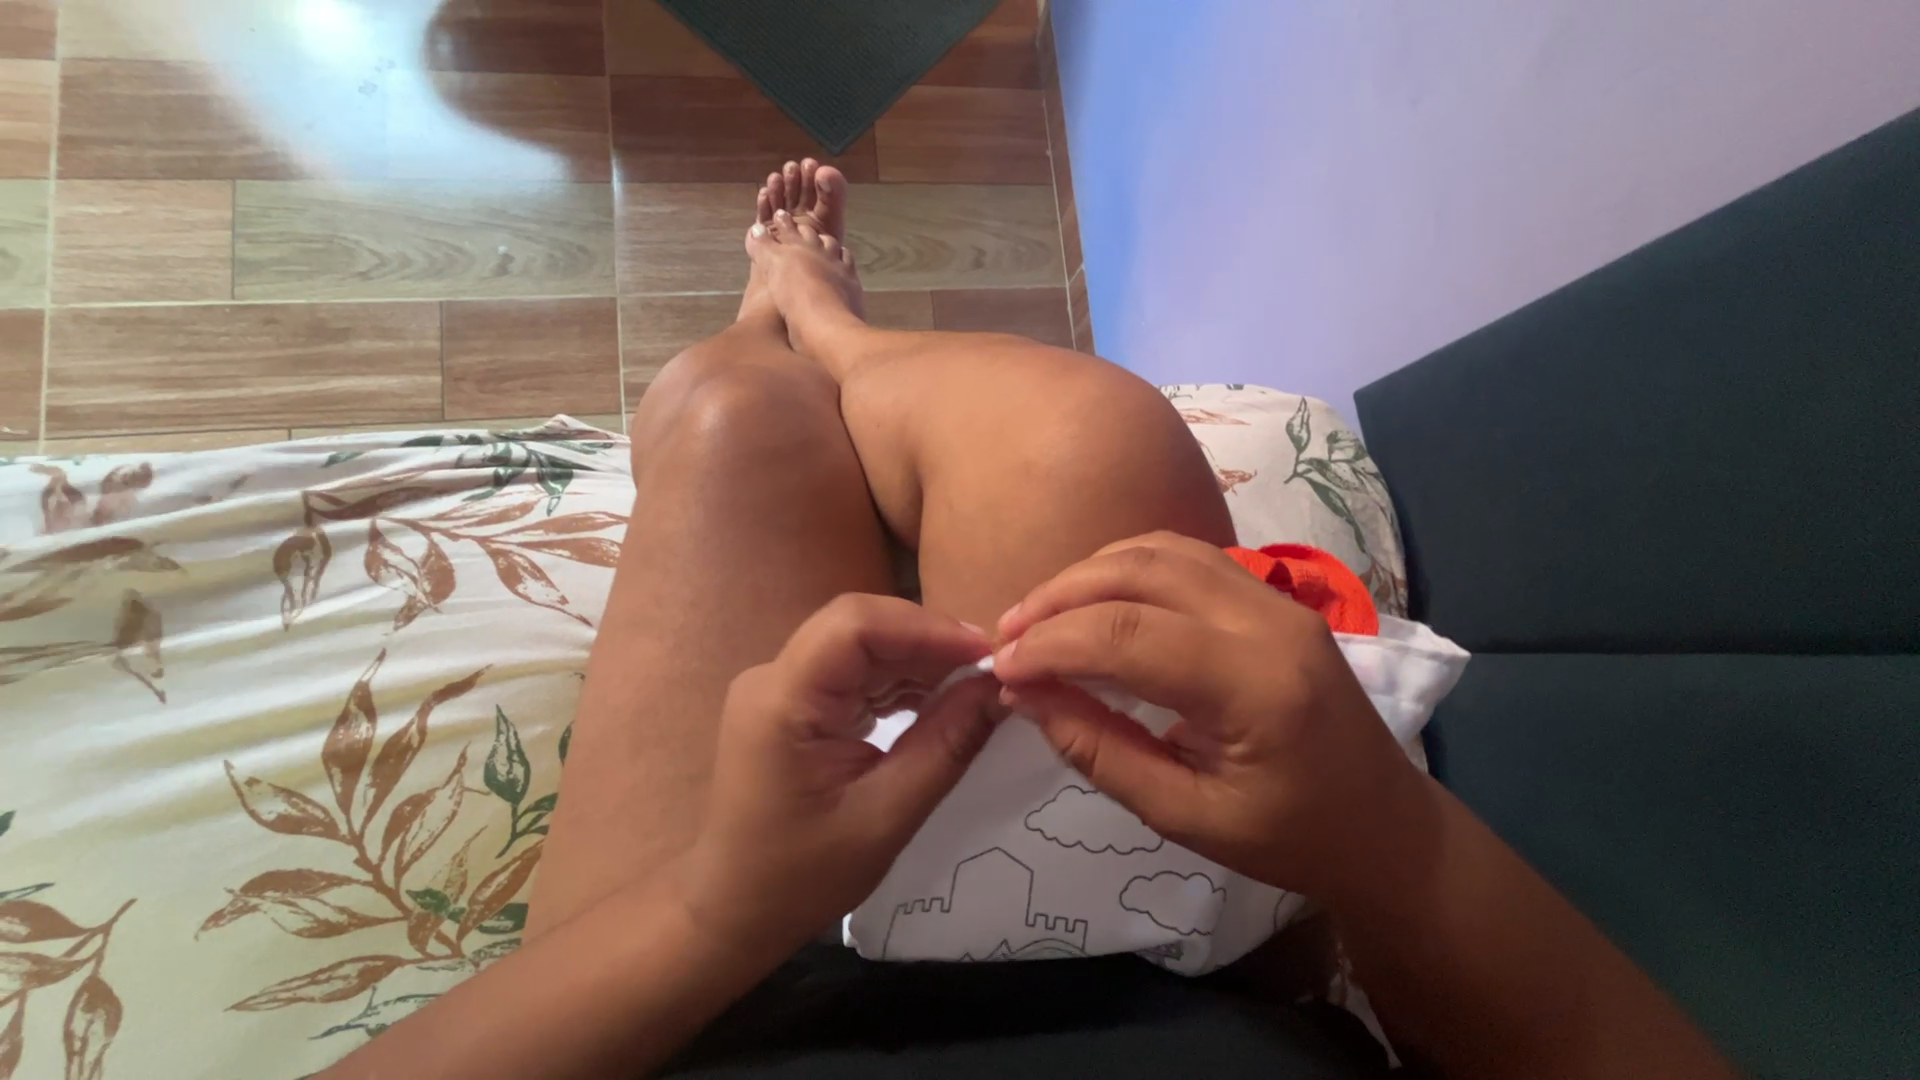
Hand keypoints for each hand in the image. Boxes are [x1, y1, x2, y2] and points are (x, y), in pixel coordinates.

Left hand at [678, 594, 1000, 958]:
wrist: (735, 909)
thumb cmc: (802, 877)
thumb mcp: (887, 816)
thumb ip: (947, 745)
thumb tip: (1001, 688)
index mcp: (782, 701)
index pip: (854, 624)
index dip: (925, 627)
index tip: (983, 651)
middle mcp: (774, 677)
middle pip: (860, 627)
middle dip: (929, 641)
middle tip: (990, 667)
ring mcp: (781, 686)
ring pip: (862, 645)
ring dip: (919, 659)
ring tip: (973, 683)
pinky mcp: (795, 701)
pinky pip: (853, 671)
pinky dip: (899, 680)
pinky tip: (937, 699)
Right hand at [993, 532, 1434, 901]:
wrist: (1386, 827)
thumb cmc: (1291, 839)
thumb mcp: (1185, 817)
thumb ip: (1100, 751)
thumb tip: (1026, 695)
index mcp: (1255, 687)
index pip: (1128, 636)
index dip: (1051, 645)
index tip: (1000, 668)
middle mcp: (1268, 621)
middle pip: (1140, 574)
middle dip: (1059, 598)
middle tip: (1007, 634)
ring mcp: (1275, 599)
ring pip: (1160, 551)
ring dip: (1087, 574)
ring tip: (1038, 613)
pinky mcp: (1271, 595)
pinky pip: (1185, 556)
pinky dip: (1125, 567)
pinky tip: (1094, 597)